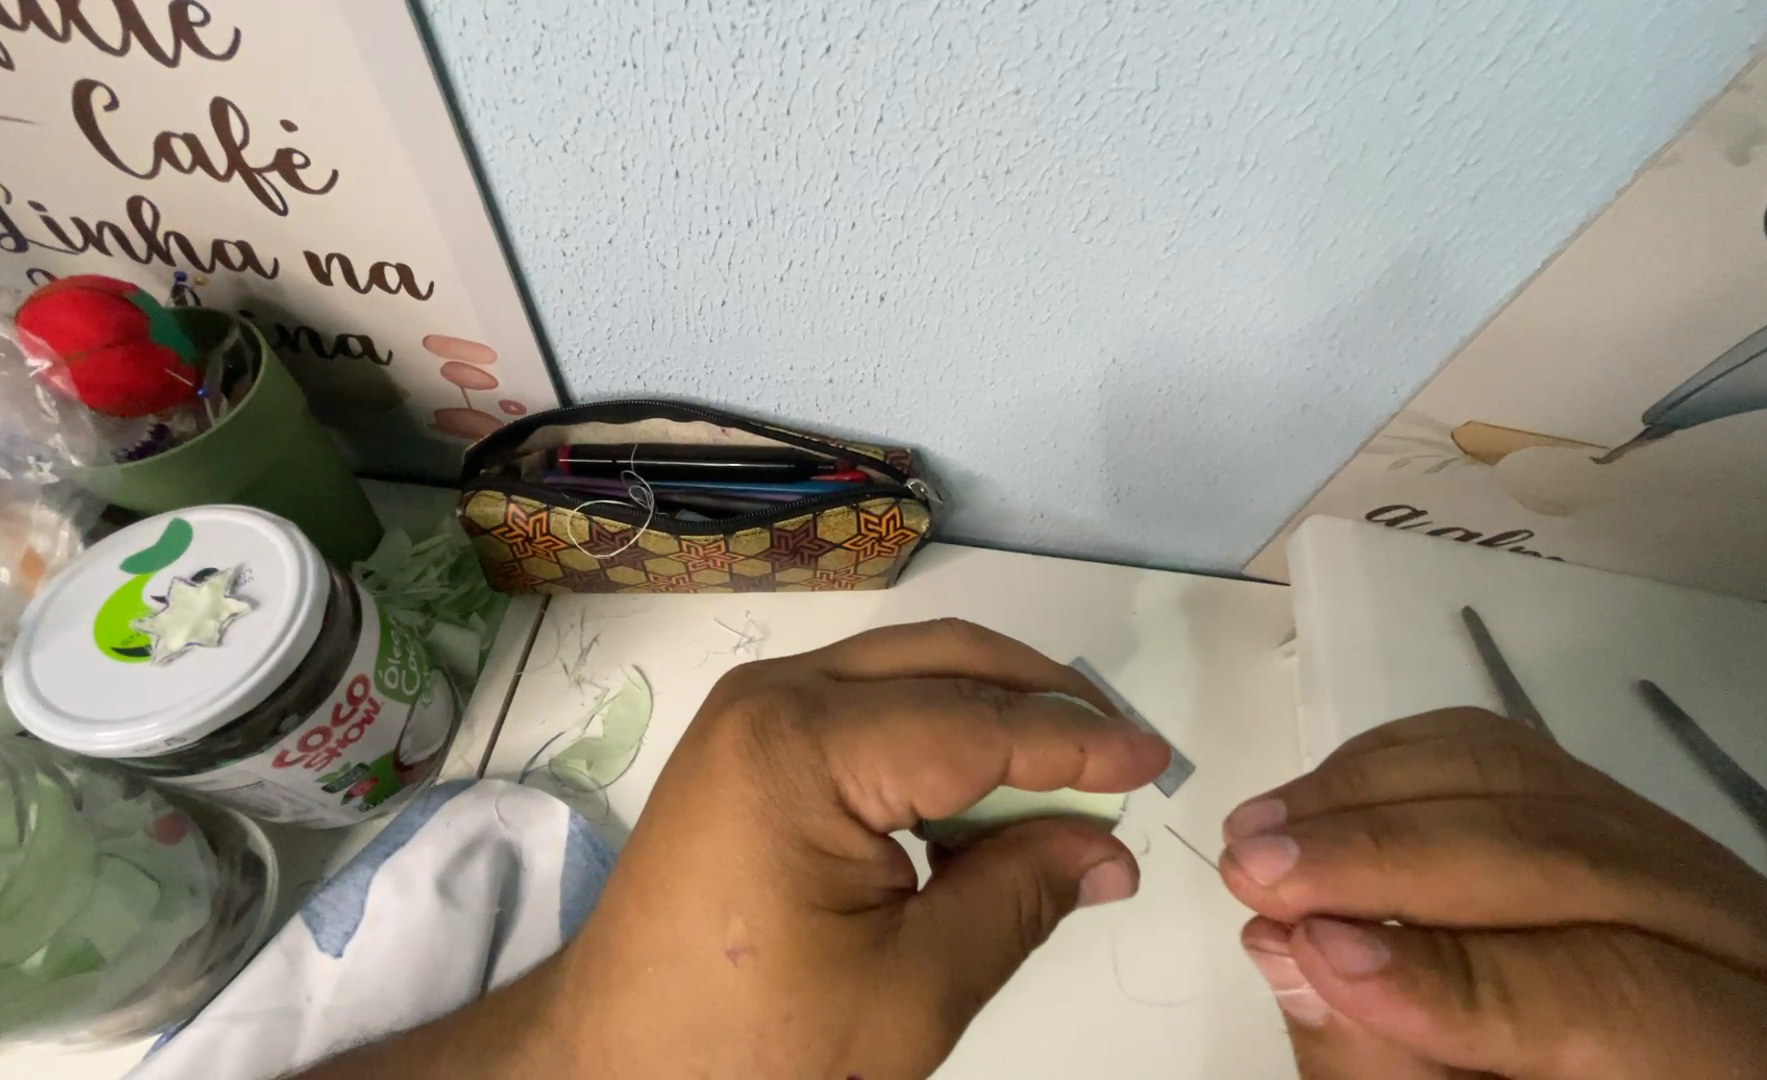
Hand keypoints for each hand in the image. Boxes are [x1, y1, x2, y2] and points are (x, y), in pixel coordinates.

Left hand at [406, 620, 1168, 1078]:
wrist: (613, 1060)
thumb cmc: (753, 1044)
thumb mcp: (909, 987)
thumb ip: (1019, 898)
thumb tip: (1109, 850)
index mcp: (806, 743)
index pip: (975, 723)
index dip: (1075, 742)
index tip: (1154, 754)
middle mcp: (777, 692)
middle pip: (942, 662)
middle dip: (1037, 698)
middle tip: (1114, 747)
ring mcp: (757, 703)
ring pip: (907, 670)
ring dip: (989, 708)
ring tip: (1060, 768)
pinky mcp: (752, 728)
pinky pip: (867, 701)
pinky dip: (934, 730)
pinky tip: (974, 786)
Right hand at [1219, 708, 1766, 1078]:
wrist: (1600, 1063)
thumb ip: (1387, 1065)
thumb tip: (1286, 948)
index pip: (1622, 992)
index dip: (1448, 971)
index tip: (1308, 948)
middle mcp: (1752, 932)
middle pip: (1558, 849)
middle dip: (1375, 855)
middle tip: (1249, 871)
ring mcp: (1669, 844)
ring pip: (1512, 769)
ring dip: (1354, 793)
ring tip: (1254, 831)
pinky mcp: (1586, 793)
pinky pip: (1478, 743)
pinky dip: (1374, 761)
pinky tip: (1309, 800)